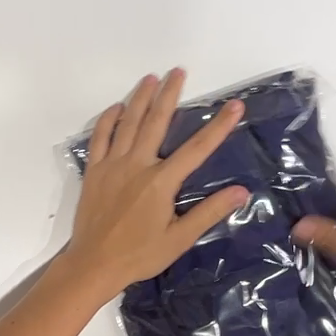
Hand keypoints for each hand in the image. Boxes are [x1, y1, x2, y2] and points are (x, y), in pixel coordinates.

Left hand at [60, 69, 249, 297]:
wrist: (94, 264)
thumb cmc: (139, 255)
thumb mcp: (180, 239)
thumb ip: (209, 212)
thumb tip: (241, 192)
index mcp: (161, 182)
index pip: (196, 148)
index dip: (218, 126)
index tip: (234, 105)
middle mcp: (137, 166)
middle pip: (156, 122)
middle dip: (170, 94)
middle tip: (179, 71)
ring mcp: (112, 165)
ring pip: (127, 123)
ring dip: (140, 98)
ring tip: (151, 77)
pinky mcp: (94, 171)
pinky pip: (100, 137)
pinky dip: (108, 119)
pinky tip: (117, 107)